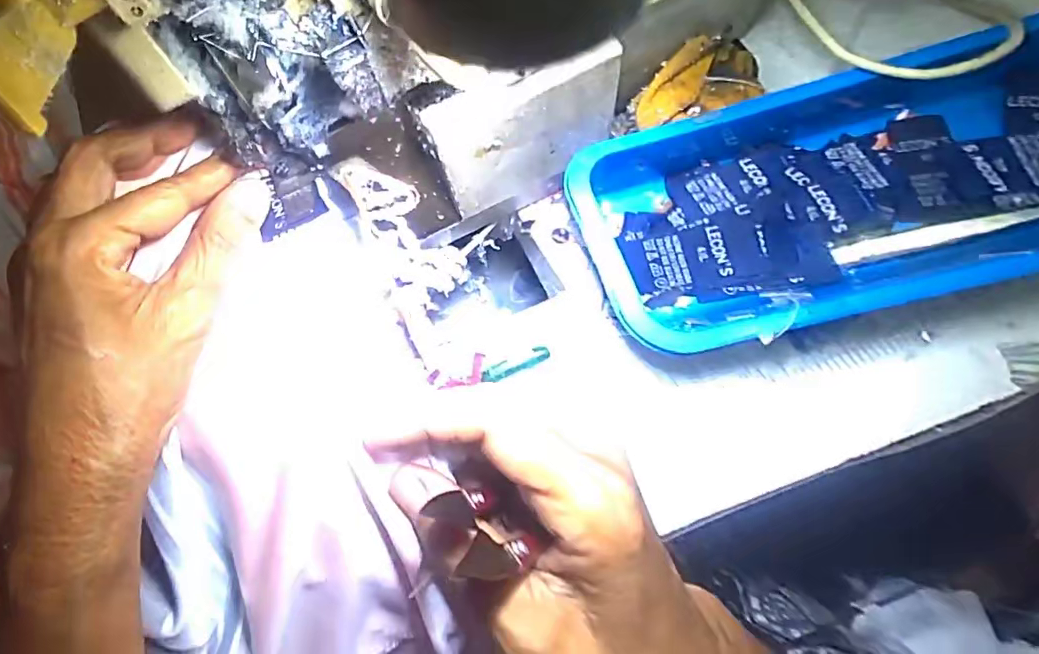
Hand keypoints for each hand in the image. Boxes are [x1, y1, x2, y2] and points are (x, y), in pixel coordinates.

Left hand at [14, 115, 271, 475]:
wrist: (76, 467)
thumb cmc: (132, 393)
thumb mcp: (186, 314)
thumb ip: (219, 242)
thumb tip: (250, 187)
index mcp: (77, 243)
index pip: (155, 195)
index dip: (204, 177)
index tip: (239, 160)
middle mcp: (42, 239)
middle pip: (90, 161)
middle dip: (141, 140)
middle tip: (187, 131)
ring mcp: (29, 261)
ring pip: (67, 183)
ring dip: (114, 162)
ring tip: (159, 154)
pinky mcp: (33, 282)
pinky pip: (61, 213)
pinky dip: (97, 193)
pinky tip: (127, 204)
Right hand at [374, 393, 761, 653]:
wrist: (666, 652)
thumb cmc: (598, 651)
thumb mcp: (523, 621)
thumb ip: (461, 546)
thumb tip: (402, 478)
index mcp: (589, 495)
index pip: (492, 425)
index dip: (425, 422)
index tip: (372, 438)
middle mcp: (595, 450)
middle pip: (492, 408)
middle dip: (433, 427)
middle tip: (384, 453)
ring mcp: (592, 441)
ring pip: (498, 411)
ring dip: (452, 437)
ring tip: (417, 470)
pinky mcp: (583, 445)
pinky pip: (512, 426)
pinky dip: (474, 447)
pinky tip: (460, 482)